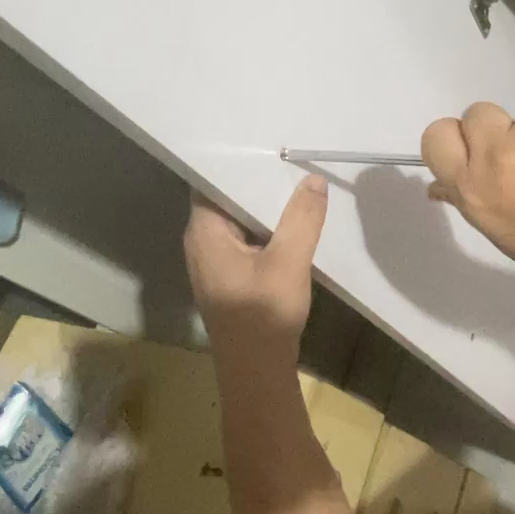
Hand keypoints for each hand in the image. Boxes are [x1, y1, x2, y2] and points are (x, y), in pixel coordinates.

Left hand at [183, 175, 327, 365]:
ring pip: (238, 219)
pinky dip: (266, 226)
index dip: (234, 162)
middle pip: (225, 198)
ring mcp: (215, 259)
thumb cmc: (264, 315)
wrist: (257, 369)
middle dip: (255, 180)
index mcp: (204, 232)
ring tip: (294, 180)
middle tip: (288, 156)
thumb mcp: (289, 262)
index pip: (209, 181)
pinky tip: (292, 220)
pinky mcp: (230, 274)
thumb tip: (313, 180)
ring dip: (263, 205)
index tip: (262, 144)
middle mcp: (201, 241)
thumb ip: (301, 218)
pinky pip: (246, 237)